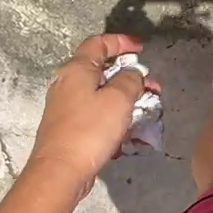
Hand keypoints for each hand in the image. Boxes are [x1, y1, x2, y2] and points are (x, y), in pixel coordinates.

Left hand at [28, 34, 153, 190]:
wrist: (60, 171)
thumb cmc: (90, 130)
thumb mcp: (119, 99)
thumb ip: (130, 79)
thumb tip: (132, 74)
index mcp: (77, 69)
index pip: (98, 43)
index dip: (121, 41)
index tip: (142, 48)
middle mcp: (67, 83)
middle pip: (102, 70)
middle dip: (130, 76)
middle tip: (152, 87)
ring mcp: (66, 106)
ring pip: (101, 94)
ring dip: (125, 99)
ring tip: (146, 110)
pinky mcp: (68, 127)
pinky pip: (96, 113)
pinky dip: (114, 116)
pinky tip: (129, 132)